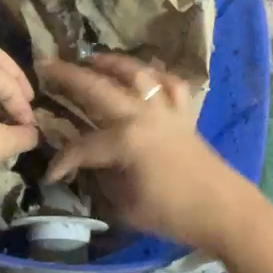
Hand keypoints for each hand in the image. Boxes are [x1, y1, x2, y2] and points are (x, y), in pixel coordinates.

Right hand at [37, 55, 271, 255]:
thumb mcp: (126, 205)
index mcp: (126, 141)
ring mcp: (166, 110)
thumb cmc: (173, 214)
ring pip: (136, 74)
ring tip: (92, 58)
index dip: (63, 161)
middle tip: (46, 64)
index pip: (82, 146)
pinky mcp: (185, 114)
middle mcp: (143, 115)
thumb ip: (103, 178)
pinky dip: (155, 76)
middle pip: (99, 89)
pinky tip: (144, 75)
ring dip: (112, 63)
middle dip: (69, 76)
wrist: (226, 211)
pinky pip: (170, 84)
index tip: (51, 175)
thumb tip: (89, 164)